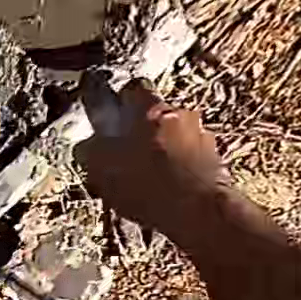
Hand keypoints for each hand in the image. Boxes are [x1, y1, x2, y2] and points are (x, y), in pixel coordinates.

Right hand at [74, 81, 231, 241]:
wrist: (197, 210)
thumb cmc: (145, 184)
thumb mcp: (101, 169)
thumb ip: (90, 150)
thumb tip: (86, 145)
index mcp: (150, 110)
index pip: (133, 89)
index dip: (119, 101)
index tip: (109, 118)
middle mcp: (180, 114)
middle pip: (155, 114)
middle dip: (139, 130)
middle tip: (122, 155)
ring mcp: (201, 135)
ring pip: (172, 135)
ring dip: (159, 149)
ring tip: (143, 178)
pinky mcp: (214, 158)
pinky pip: (187, 156)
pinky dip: (175, 167)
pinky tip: (162, 189)